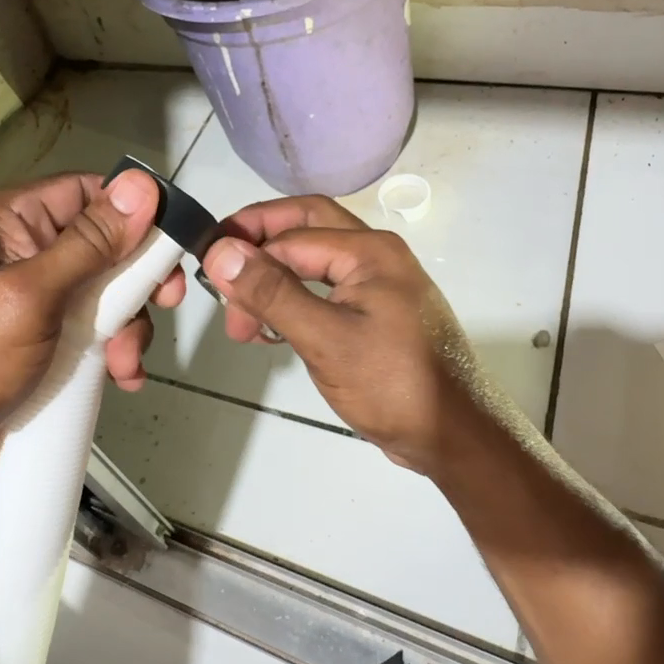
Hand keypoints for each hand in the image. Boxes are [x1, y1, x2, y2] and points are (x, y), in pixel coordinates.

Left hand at [0, 170, 182, 480]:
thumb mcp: (32, 296)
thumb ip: (90, 243)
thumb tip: (143, 186)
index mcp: (8, 219)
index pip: (87, 191)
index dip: (134, 213)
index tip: (172, 247)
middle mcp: (20, 248)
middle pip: (103, 244)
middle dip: (135, 282)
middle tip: (165, 306)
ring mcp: (28, 295)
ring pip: (103, 291)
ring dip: (127, 325)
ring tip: (125, 364)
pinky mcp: (36, 336)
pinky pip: (88, 328)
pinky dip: (111, 349)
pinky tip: (121, 377)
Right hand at [201, 195, 488, 475]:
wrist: (456, 437)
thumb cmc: (393, 385)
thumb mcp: (324, 339)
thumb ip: (272, 293)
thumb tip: (221, 252)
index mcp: (369, 250)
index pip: (290, 234)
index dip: (245, 250)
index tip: (207, 280)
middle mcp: (377, 253)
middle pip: (305, 227)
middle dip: (259, 245)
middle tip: (221, 271)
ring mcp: (381, 282)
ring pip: (315, 258)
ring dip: (275, 276)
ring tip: (243, 319)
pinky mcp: (379, 310)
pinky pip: (327, 286)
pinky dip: (295, 298)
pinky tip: (275, 328)